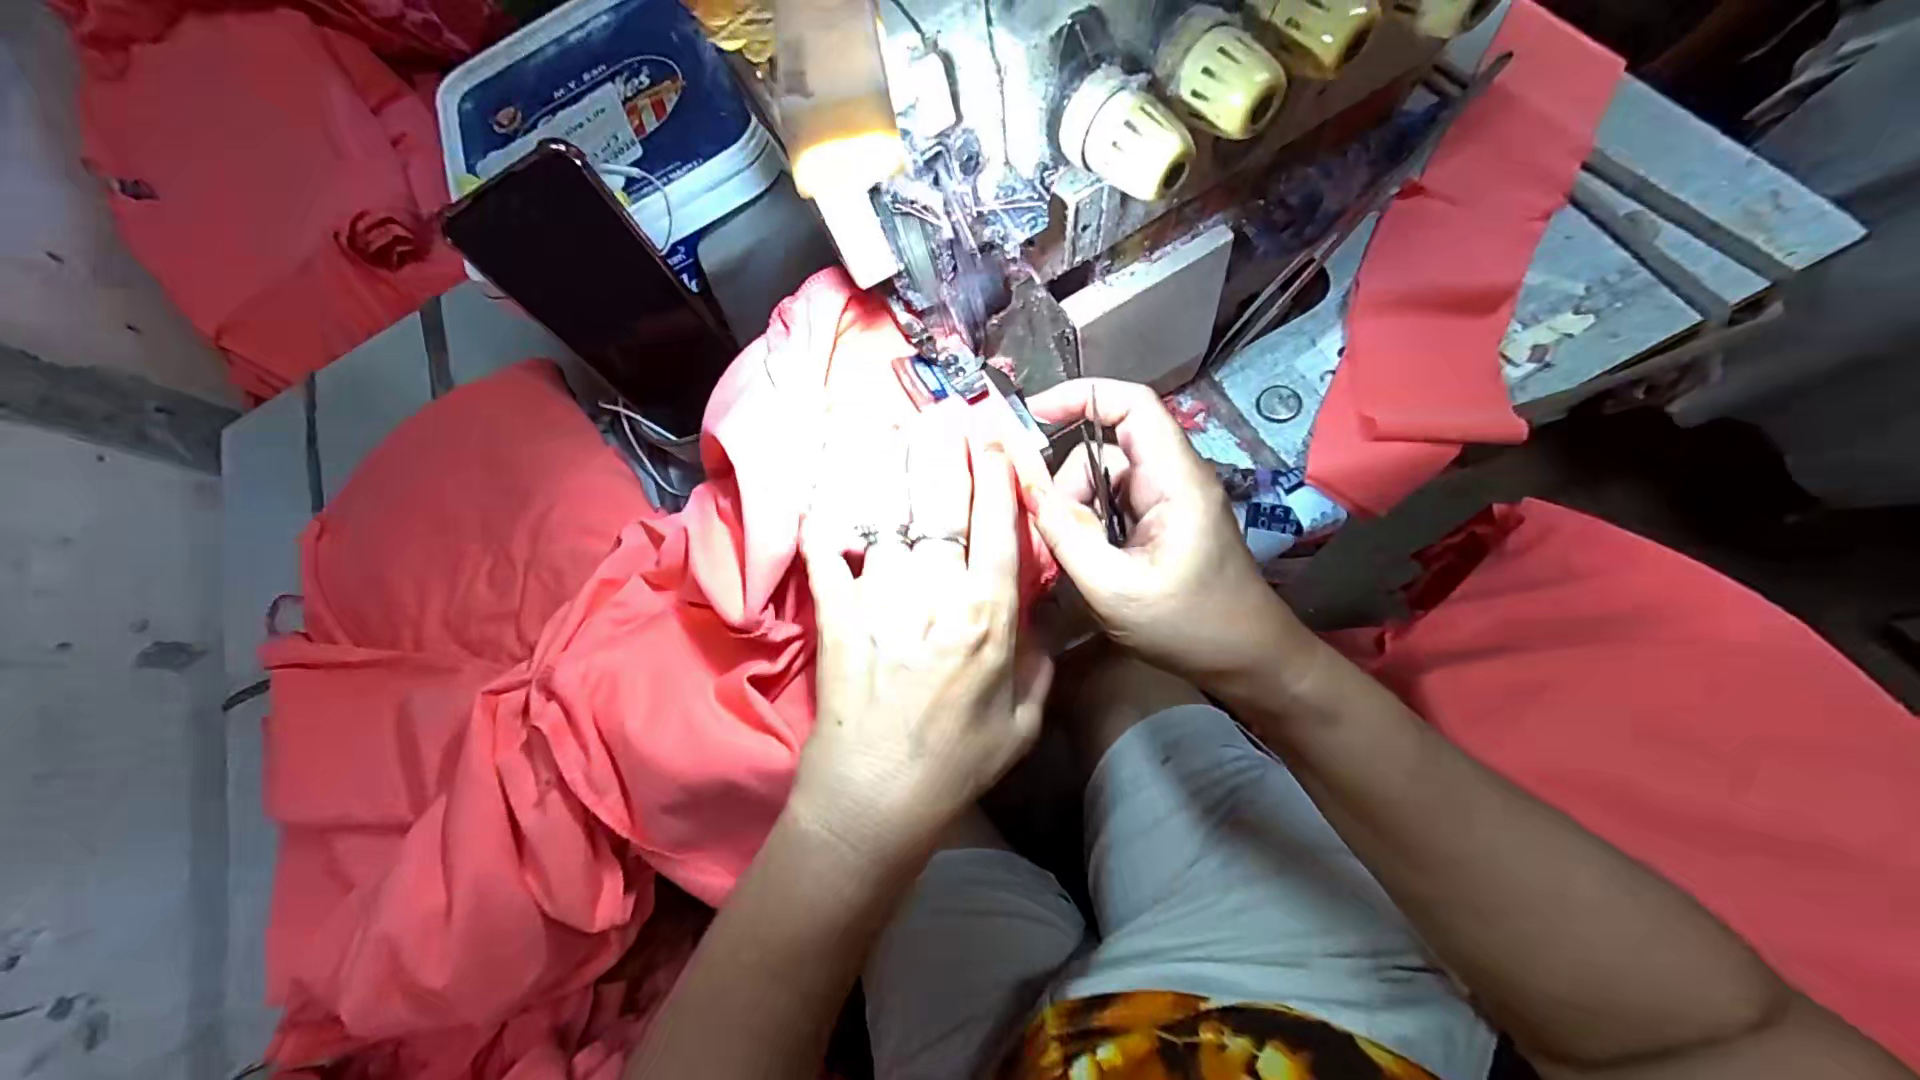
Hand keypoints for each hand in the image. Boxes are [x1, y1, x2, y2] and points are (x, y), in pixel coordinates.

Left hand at [793, 403, 1051, 862]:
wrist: (877, 798)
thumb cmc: (958, 763)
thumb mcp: (1025, 721)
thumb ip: (1041, 663)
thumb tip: (1042, 618)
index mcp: (988, 616)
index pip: (997, 527)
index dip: (997, 476)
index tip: (993, 440)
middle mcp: (936, 594)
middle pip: (942, 505)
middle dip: (945, 452)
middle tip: (943, 414)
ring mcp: (881, 599)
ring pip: (886, 517)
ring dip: (890, 469)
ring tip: (890, 429)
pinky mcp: (836, 615)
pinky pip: (827, 555)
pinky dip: (823, 522)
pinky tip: (823, 492)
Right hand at [1019, 379, 1304, 693]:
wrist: (1245, 660)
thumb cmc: (1192, 626)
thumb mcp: (1116, 589)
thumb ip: (1067, 536)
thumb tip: (1027, 492)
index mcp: (1175, 480)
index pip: (1132, 405)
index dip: (1082, 395)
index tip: (1035, 413)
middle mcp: (1172, 479)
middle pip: (1103, 452)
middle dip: (1068, 487)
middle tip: (1054, 537)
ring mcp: (1166, 502)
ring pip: (1101, 483)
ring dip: (1076, 514)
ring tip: (1077, 562)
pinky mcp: (1160, 523)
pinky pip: (1111, 508)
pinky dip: (1089, 528)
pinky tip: (1088, 564)